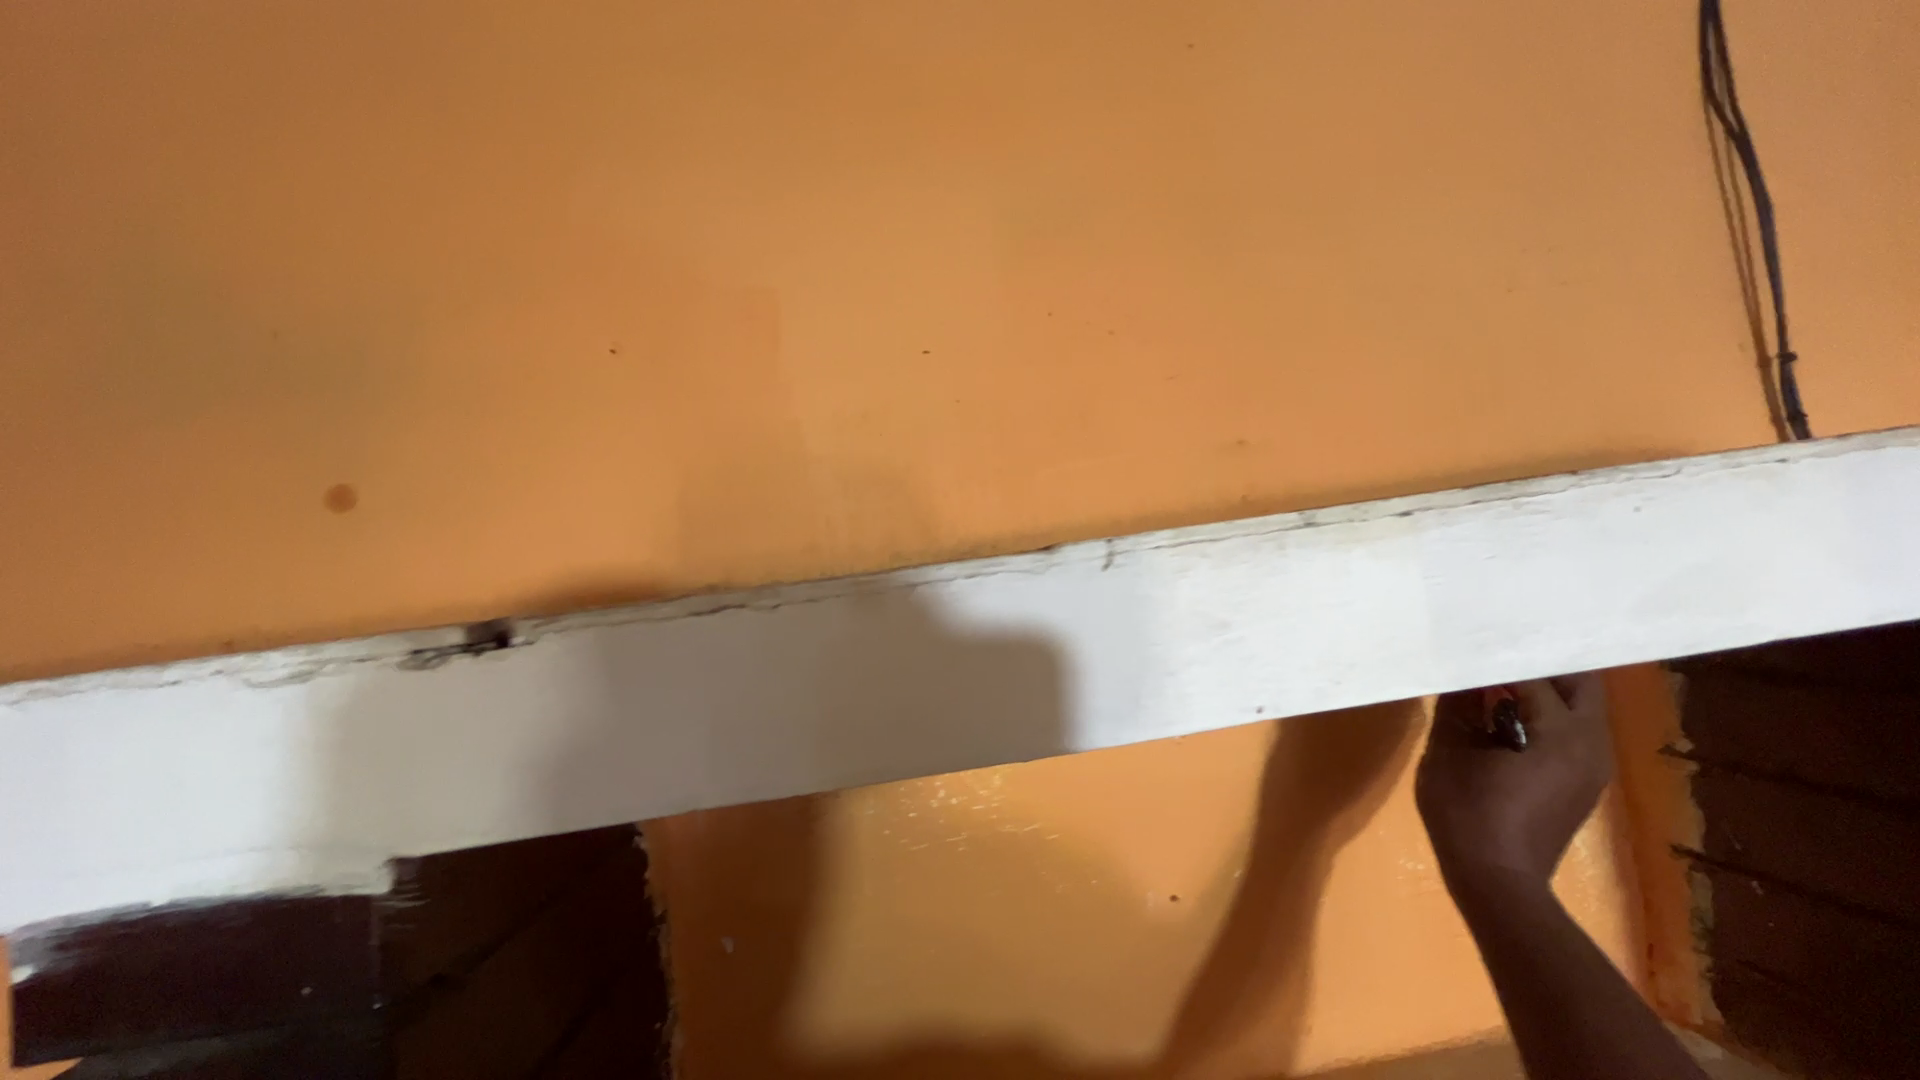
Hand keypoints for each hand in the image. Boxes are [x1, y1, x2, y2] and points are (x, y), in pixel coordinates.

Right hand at [1416, 674, 1611, 892]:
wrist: (1496, 880)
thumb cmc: (1468, 814)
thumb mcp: (1449, 753)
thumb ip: (1459, 707)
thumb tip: (1461, 675)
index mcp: (1563, 734)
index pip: (1536, 676)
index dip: (1501, 658)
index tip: (1474, 642)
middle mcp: (1592, 744)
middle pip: (1578, 684)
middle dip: (1538, 665)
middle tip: (1492, 656)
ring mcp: (1593, 766)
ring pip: (1579, 707)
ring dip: (1543, 690)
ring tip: (1494, 683)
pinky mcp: (1583, 782)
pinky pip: (1572, 731)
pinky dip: (1545, 715)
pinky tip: (1504, 718)